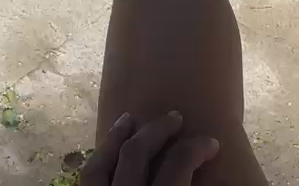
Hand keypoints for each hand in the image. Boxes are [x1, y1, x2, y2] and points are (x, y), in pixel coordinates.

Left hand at [79, 111, 220, 185]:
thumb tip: (212, 174)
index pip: (178, 166)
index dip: (197, 149)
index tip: (212, 143)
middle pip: (137, 153)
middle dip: (157, 130)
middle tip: (176, 118)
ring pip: (100, 165)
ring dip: (116, 138)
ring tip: (130, 118)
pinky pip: (86, 180)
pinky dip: (98, 160)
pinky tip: (107, 152)